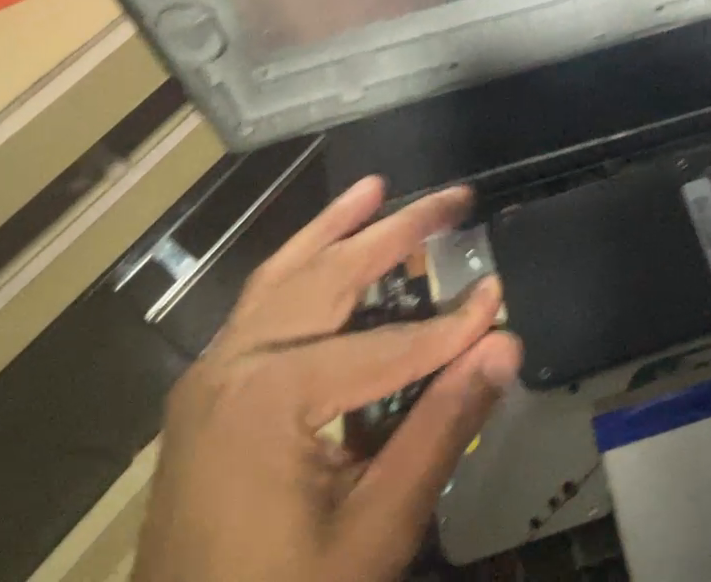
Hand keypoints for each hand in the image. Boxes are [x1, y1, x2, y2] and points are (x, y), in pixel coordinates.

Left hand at [133, 178, 521, 581]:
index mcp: (271, 396)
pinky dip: (296, 266)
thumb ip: (443, 427)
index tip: (503, 295)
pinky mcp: (205, 392)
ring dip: (333, 229)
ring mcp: (210, 375)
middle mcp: (232, 364)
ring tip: (375, 188)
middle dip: (395, 233)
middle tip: (452, 198)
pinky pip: (256, 308)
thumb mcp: (378, 524)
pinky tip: (319, 253)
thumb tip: (505, 346)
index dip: (453, 326)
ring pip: (281, 278)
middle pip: (328, 279)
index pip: (388, 345)